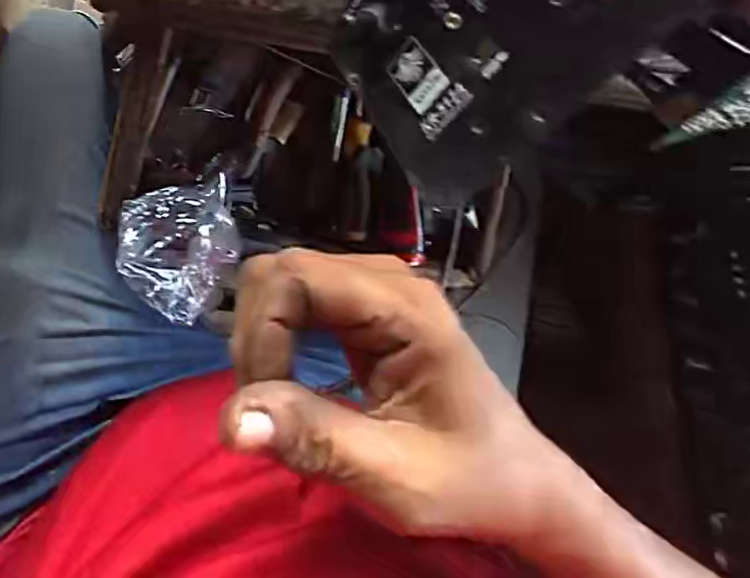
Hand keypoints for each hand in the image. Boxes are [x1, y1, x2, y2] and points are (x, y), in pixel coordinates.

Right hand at [219, 249, 711, 577]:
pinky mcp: (361, 299)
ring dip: (260, 334)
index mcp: (404, 305)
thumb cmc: (470, 481)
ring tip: (276, 396)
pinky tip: (287, 375)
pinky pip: (296, 294)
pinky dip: (275, 332)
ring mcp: (373, 283)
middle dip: (255, 334)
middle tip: (266, 403)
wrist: (518, 479)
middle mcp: (384, 275)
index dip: (262, 333)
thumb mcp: (397, 480)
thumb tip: (231, 420)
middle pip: (281, 269)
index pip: (296, 277)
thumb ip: (316, 442)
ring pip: (280, 277)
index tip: (263, 403)